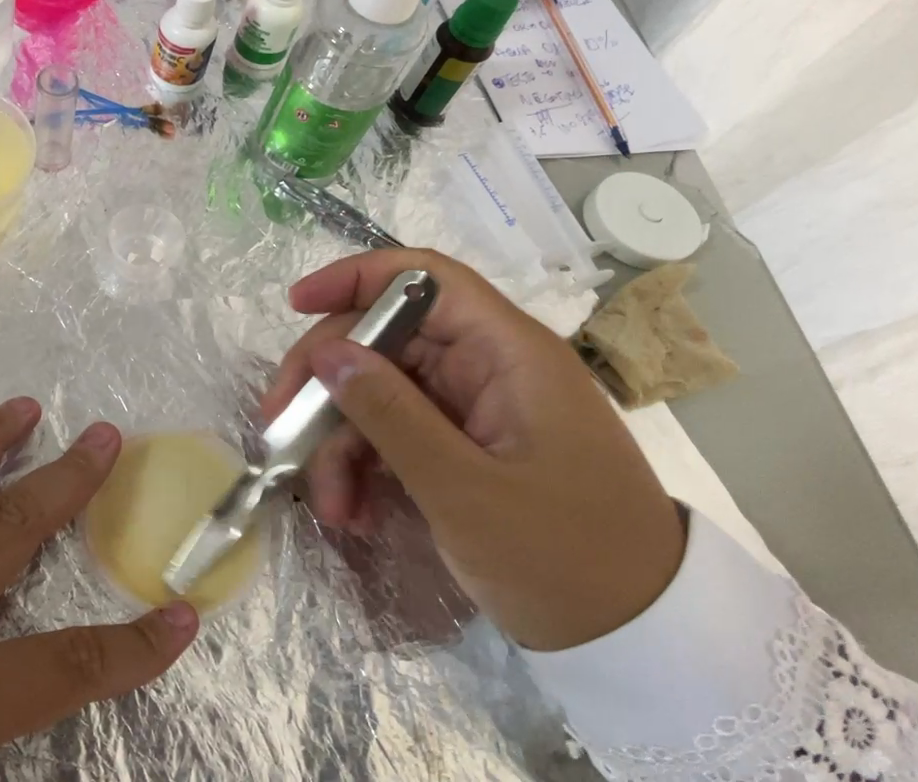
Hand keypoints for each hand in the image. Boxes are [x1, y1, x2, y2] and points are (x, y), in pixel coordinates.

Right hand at [262, 250, 684, 650]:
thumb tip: (327, 352)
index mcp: (508, 353)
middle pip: (386, 340)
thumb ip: (390, 414)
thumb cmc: (563, 559)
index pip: (423, 279)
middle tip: (279, 431)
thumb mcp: (463, 490)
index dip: (356, 279)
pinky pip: (398, 434)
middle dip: (328, 384)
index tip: (295, 307)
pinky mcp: (468, 448)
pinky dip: (366, 466)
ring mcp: (477, 410)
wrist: (638, 639)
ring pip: (382, 393)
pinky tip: (352, 511)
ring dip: (342, 442)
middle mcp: (490, 368)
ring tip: (330, 506)